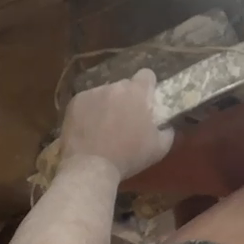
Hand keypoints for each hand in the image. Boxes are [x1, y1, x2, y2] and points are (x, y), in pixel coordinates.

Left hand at [58, 70, 172, 178]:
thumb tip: (167, 125)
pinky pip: (87, 101)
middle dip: (126, 99)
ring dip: (107, 104)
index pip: (147, 75)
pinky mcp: (75, 102)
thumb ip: (167, 131)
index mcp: (137, 93)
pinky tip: (88, 128)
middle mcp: (115, 87)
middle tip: (125, 119)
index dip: (148, 86)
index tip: (146, 100)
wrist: (90, 168)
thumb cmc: (128, 157)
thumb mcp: (159, 148)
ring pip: (105, 93)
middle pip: (124, 86)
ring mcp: (93, 93)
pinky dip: (89, 111)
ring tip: (103, 126)